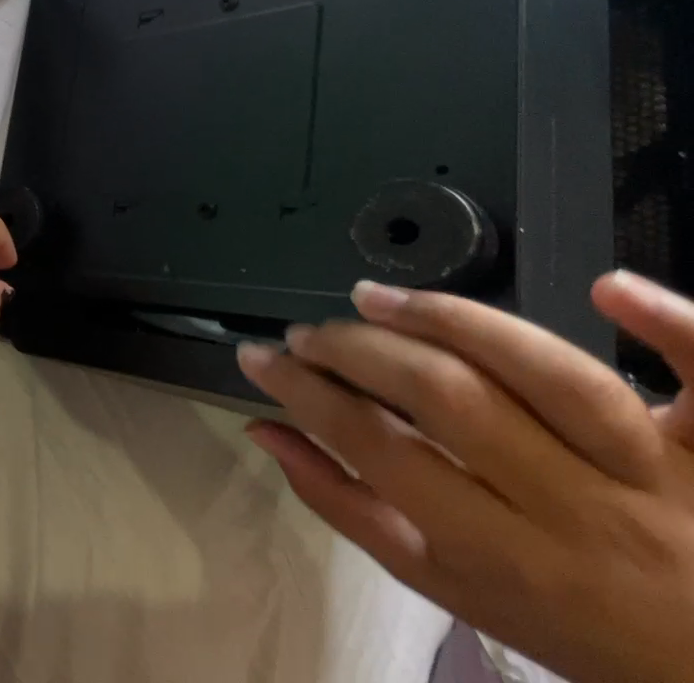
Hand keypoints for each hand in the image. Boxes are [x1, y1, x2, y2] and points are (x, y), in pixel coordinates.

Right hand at [238, 272, 693, 682]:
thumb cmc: (573, 626)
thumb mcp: (443, 585)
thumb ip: (346, 506)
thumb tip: (264, 430)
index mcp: (499, 552)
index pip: (378, 446)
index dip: (305, 391)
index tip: (260, 357)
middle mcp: (579, 510)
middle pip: (449, 397)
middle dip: (358, 351)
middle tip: (311, 333)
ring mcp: (663, 472)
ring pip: (550, 372)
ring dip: (452, 319)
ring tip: (379, 298)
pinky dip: (667, 323)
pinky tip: (606, 286)